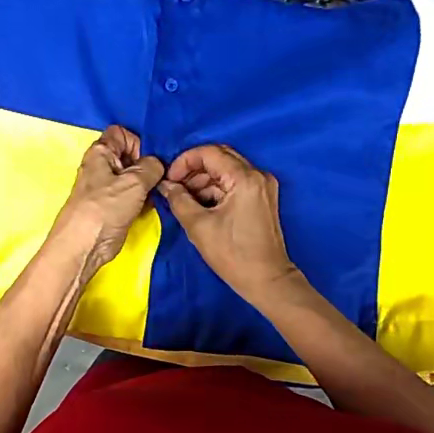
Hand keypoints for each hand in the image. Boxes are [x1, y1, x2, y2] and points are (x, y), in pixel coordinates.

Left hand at [53, 126, 164, 269]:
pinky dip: (143, 199)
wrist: (85, 245)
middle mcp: (102, 166)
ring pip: (134, 177)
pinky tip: (150, 207)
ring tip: (155, 195)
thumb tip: (158, 164)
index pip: (122, 134)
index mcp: (101, 152)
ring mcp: (108, 187)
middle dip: (147, 166)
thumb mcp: (135, 182)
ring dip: (147, 185)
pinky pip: (133, 195)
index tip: (148, 162)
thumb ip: (151, 167)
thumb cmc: (106, 208)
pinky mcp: (114, 205)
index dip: (138, 143)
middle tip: (158, 180)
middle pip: (130, 156)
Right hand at [157, 144, 300, 305]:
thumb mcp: (198, 226)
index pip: (209, 153)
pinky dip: (218, 189)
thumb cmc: (234, 255)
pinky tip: (201, 204)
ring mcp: (264, 186)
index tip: (170, 178)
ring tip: (185, 199)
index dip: (184, 161)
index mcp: (246, 178)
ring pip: (228, 170)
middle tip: (175, 187)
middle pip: (220, 158)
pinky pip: (236, 183)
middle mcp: (259, 176)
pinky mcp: (263, 198)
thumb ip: (178, 199)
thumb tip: (166, 185)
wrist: (266, 279)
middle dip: (194, 169)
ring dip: (205, 180)